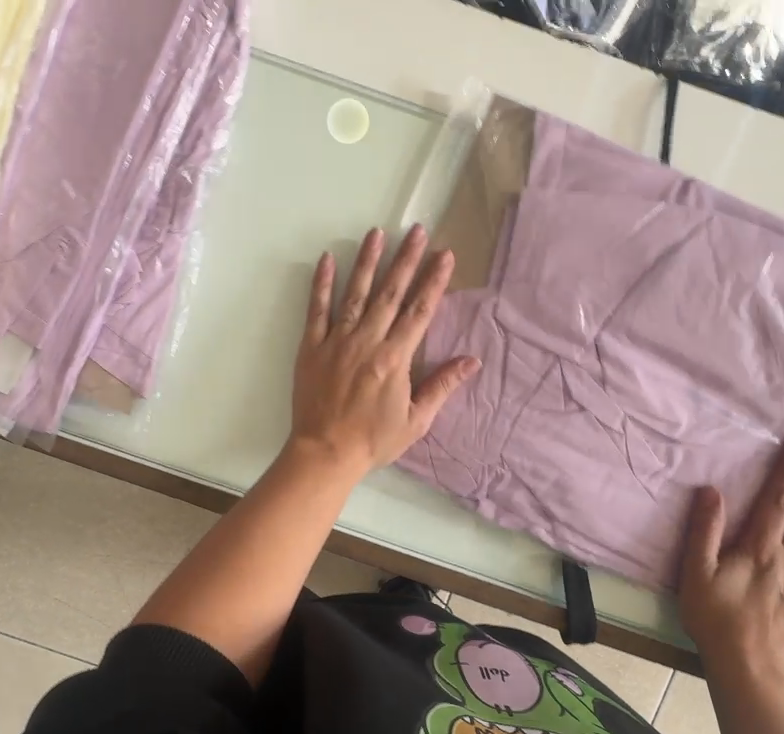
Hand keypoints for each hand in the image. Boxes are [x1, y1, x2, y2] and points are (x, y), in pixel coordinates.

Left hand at [287, 225, 480, 476]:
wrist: (325, 453)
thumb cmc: (373, 441)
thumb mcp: (416, 420)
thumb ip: (441, 386)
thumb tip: (471, 361)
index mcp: (395, 358)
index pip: (420, 311)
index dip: (434, 281)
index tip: (444, 256)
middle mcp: (368, 341)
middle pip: (390, 293)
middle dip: (406, 260)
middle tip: (417, 231)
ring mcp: (337, 341)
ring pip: (355, 293)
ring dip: (367, 261)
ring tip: (376, 233)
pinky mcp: (312, 348)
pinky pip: (317, 310)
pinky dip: (322, 284)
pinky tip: (327, 260)